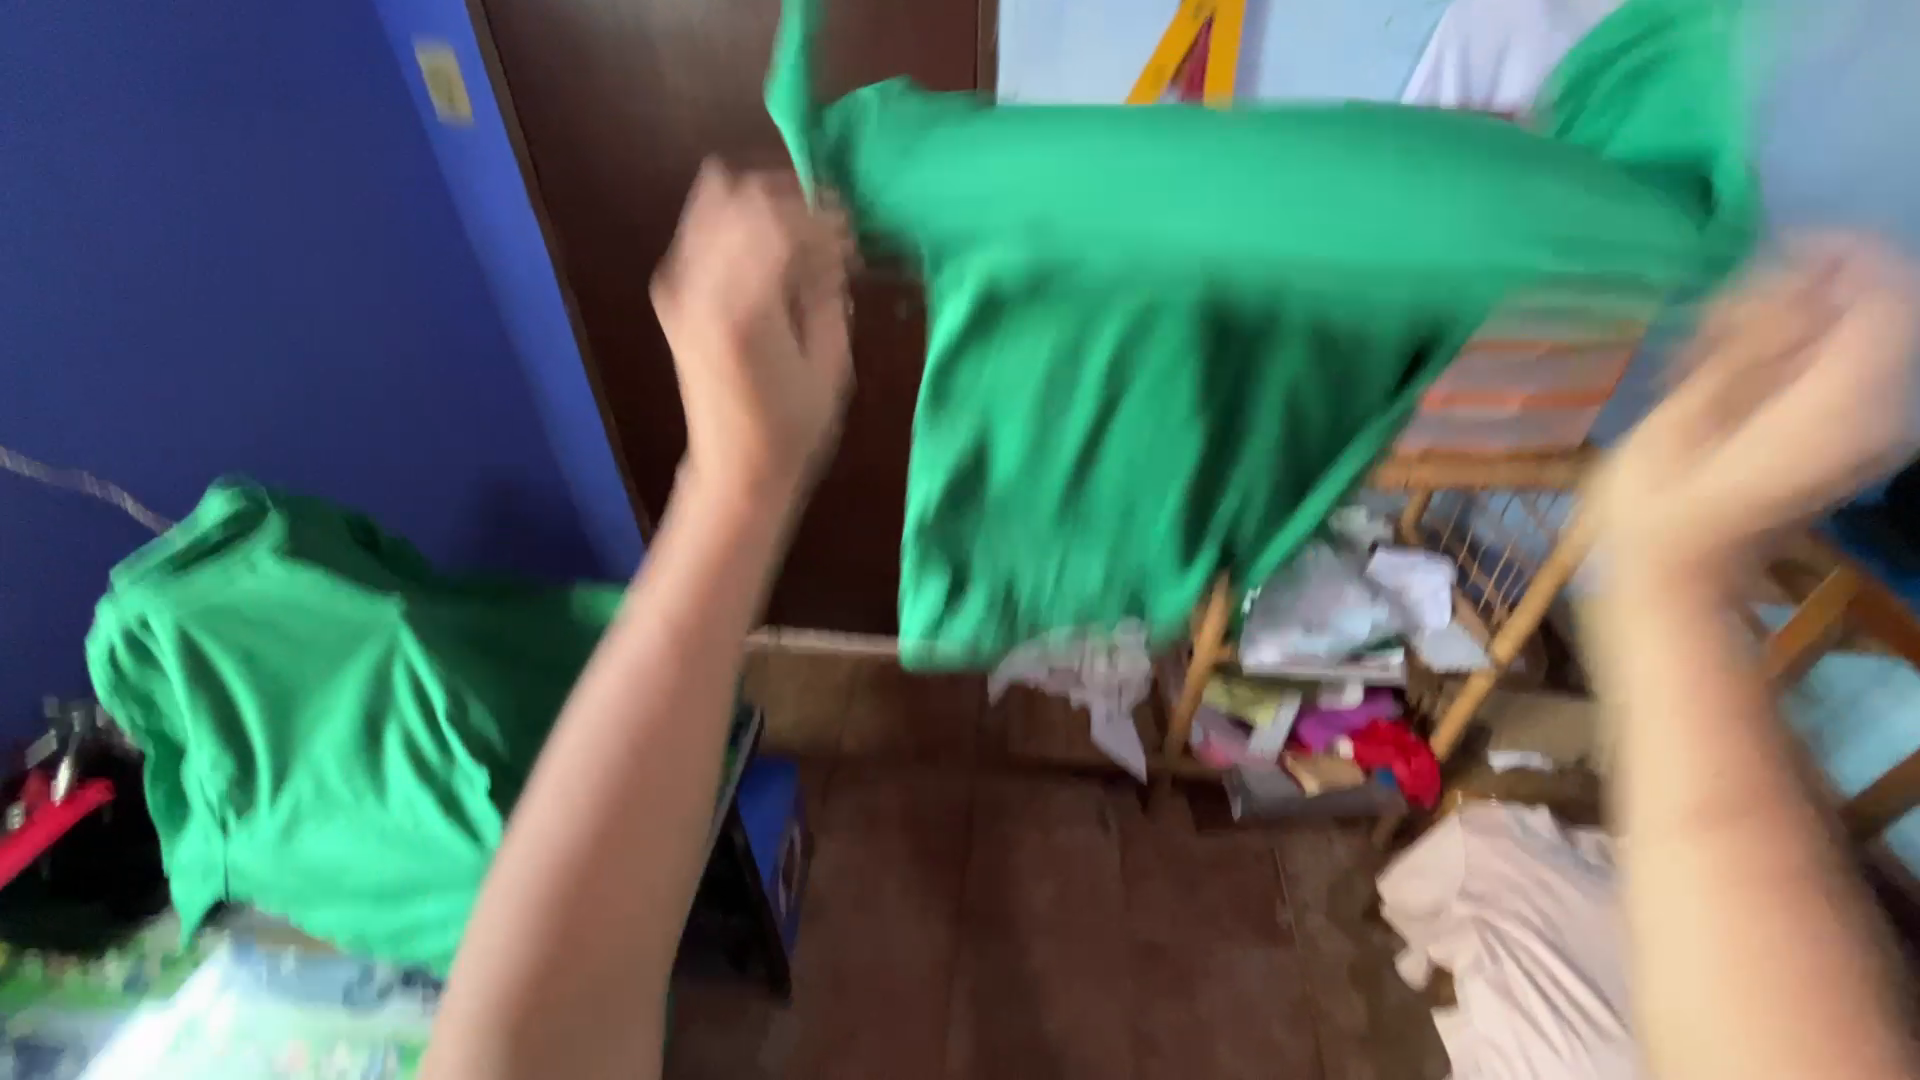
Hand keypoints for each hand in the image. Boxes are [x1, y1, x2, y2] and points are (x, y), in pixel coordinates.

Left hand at [651, 160, 854, 505]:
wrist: (735, 468)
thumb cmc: (793, 429)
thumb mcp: (830, 365)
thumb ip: (828, 294)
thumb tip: (834, 247)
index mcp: (744, 308)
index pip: (782, 222)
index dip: (823, 218)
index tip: (853, 231)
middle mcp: (700, 286)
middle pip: (743, 196)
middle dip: (793, 202)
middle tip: (830, 227)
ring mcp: (678, 287)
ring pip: (715, 201)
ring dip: (764, 205)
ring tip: (802, 232)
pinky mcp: (674, 294)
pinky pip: (702, 229)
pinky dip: (739, 224)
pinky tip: (771, 247)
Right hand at [1590, 234, 1919, 584]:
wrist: (1674, 578)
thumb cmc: (1652, 513)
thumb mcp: (1678, 425)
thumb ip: (1739, 353)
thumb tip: (1781, 287)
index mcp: (1838, 407)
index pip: (1883, 295)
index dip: (1837, 255)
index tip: (1765, 250)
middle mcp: (1876, 410)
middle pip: (1870, 311)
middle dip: (1794, 294)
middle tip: (1708, 322)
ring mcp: (1867, 426)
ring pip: (1852, 337)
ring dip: (1782, 326)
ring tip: (1701, 354)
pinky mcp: (1846, 436)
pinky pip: (1840, 368)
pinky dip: (1787, 355)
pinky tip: (1723, 375)